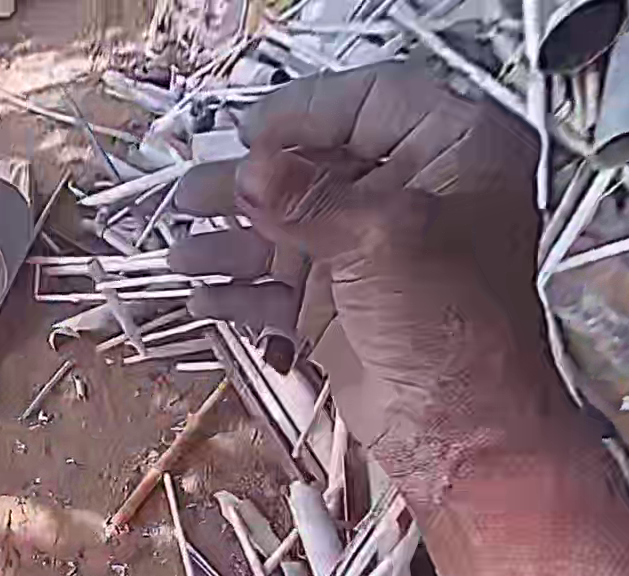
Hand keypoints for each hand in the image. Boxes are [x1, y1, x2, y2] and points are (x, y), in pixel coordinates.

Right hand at [172, 64, 572, 487]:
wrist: (446, 420)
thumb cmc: (448, 324)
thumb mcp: (382, 240)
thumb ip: (309, 200)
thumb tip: (249, 170)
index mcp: (448, 155)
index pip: (370, 103)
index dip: (304, 113)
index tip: (246, 132)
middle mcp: (401, 201)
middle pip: (308, 176)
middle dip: (245, 189)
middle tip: (189, 194)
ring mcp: (359, 259)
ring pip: (279, 238)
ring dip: (226, 247)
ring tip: (180, 254)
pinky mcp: (329, 307)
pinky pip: (271, 291)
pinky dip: (235, 296)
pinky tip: (202, 299)